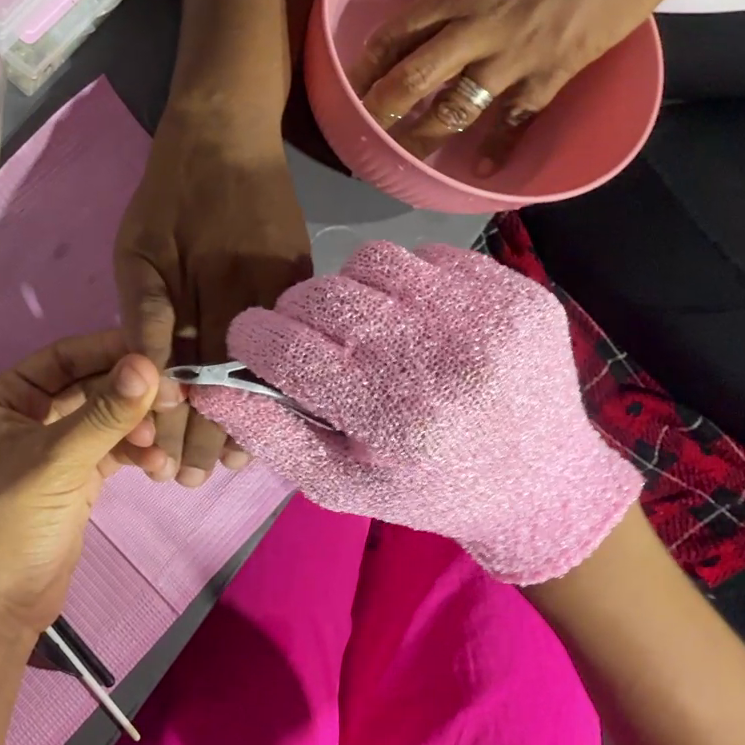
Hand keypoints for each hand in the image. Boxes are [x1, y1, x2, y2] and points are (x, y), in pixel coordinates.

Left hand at [0, 332, 165, 634]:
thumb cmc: (10, 522)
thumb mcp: (55, 462)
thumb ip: (104, 413)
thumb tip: (148, 364)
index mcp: (4, 398)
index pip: (63, 357)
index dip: (109, 351)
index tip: (159, 349)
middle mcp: (28, 415)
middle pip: (90, 387)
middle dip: (131, 394)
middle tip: (176, 397)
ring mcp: (54, 448)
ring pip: (106, 420)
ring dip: (137, 427)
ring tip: (164, 442)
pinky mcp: (76, 478)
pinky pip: (112, 452)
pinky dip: (135, 455)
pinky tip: (158, 467)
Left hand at [115, 108, 312, 486]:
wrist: (226, 136)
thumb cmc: (166, 197)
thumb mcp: (137, 250)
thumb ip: (146, 314)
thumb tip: (152, 376)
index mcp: (209, 298)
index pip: (197, 381)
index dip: (184, 426)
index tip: (171, 466)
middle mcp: (252, 305)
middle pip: (232, 387)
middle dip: (212, 436)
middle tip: (196, 480)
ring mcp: (283, 295)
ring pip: (266, 373)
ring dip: (249, 418)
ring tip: (233, 462)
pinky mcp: (300, 284)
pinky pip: (290, 346)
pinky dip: (276, 381)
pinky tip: (270, 410)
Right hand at [190, 241, 642, 584]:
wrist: (544, 484)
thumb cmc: (424, 489)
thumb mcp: (338, 482)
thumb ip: (267, 432)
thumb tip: (201, 386)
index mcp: (390, 414)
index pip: (284, 348)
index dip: (250, 338)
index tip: (250, 345)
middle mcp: (438, 358)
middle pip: (321, 296)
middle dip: (294, 312)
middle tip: (307, 340)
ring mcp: (484, 316)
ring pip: (370, 261)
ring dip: (349, 290)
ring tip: (365, 326)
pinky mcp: (516, 292)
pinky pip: (427, 254)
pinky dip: (404, 281)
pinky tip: (416, 319)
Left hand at [348, 0, 701, 173]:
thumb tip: (429, 2)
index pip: (392, 37)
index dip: (365, 67)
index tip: (352, 87)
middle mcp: (476, 29)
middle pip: (411, 82)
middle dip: (380, 111)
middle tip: (361, 132)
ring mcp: (514, 57)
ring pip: (454, 110)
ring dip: (424, 138)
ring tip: (405, 156)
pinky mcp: (554, 74)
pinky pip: (517, 121)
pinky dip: (499, 148)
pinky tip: (483, 170)